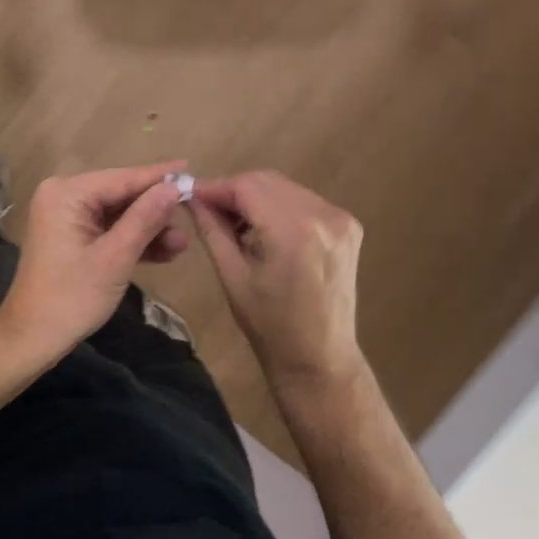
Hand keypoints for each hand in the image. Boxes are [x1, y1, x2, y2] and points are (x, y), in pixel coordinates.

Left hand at [0, 161, 189, 350]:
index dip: (160, 177)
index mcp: (67, 193)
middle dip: (156, 209)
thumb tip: (173, 187)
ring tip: (182, 245)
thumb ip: (145, 219)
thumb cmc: (72, 298)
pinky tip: (165, 252)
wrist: (33, 337)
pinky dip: (133, 240)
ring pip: (119, 213)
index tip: (193, 170)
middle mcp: (64, 195)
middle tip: (193, 216)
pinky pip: (109, 229)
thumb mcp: (115, 258)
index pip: (123, 178)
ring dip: (149, 229)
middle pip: (122, 193)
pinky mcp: (72, 236)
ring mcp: (66, 216)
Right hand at [188, 171, 363, 387]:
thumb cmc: (269, 325)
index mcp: (293, 230)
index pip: (246, 186)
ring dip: (256, 198)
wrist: (318, 357)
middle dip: (234, 191)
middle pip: (267, 182)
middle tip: (207, 210)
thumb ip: (213, 229)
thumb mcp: (232, 276)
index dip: (215, 187)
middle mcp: (323, 215)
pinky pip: (303, 202)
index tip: (189, 195)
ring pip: (285, 189)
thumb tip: (191, 198)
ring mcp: (341, 218)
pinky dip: (279, 207)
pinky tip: (264, 231)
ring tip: (234, 224)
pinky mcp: (348, 226)